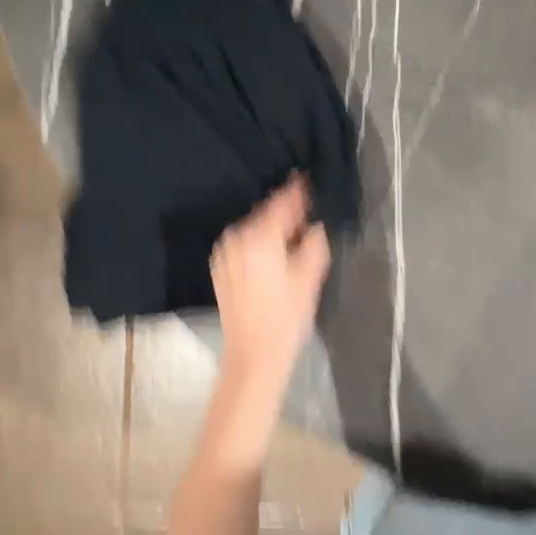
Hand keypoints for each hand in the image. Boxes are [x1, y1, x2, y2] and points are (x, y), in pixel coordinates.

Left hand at [211, 176, 331, 388]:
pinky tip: (274, 258)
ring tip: (294, 242)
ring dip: (273, 231)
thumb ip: (314, 243)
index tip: (307, 179)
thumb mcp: (310, 278)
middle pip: (266, 215)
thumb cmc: (286, 319)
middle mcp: (237, 239)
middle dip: (287, 216)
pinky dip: (259, 244)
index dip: (298, 191)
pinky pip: (244, 245)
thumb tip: (314, 226)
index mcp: (260, 237)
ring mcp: (225, 253)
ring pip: (255, 230)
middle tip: (308, 219)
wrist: (253, 355)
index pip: (282, 203)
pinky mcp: (221, 268)